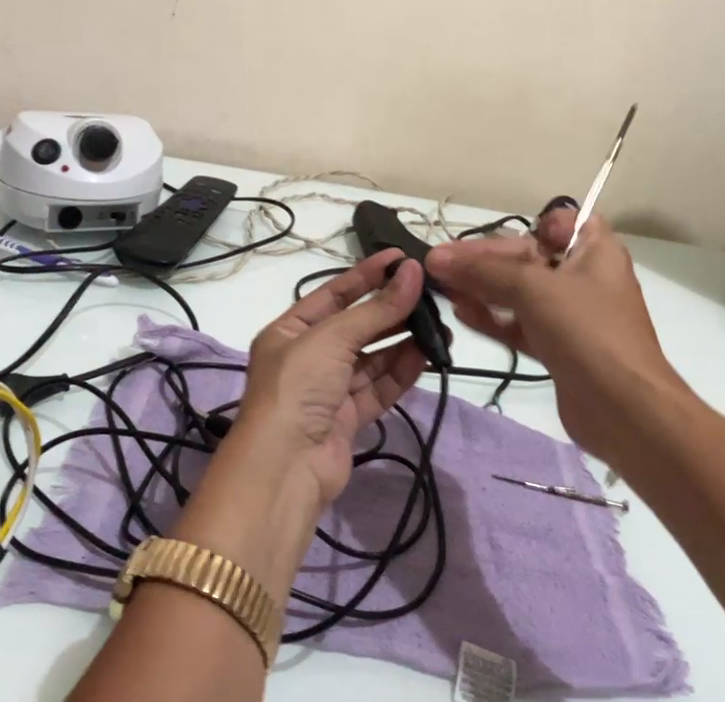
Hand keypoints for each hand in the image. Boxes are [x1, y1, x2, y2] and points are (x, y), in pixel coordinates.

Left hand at [233, 248, 429, 505]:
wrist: (285, 466)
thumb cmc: (297, 386)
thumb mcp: (333, 338)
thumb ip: (377, 309)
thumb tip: (413, 273)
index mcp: (289, 331)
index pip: (334, 294)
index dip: (367, 275)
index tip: (402, 259)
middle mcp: (307, 357)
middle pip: (356, 326)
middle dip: (391, 311)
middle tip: (431, 296)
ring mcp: (327, 390)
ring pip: (371, 358)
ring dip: (402, 341)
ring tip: (439, 327)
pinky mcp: (347, 418)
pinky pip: (378, 387)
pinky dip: (401, 371)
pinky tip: (426, 354)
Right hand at [425, 207, 687, 459]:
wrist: (625, 409)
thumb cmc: (586, 331)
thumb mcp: (533, 288)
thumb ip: (482, 270)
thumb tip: (436, 258)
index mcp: (595, 250)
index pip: (559, 221)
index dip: (526, 225)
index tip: (492, 239)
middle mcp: (585, 277)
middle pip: (528, 257)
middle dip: (485, 260)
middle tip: (438, 266)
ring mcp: (572, 315)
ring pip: (519, 293)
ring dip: (482, 289)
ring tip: (442, 290)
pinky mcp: (558, 348)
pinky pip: (519, 325)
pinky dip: (492, 318)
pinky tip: (461, 314)